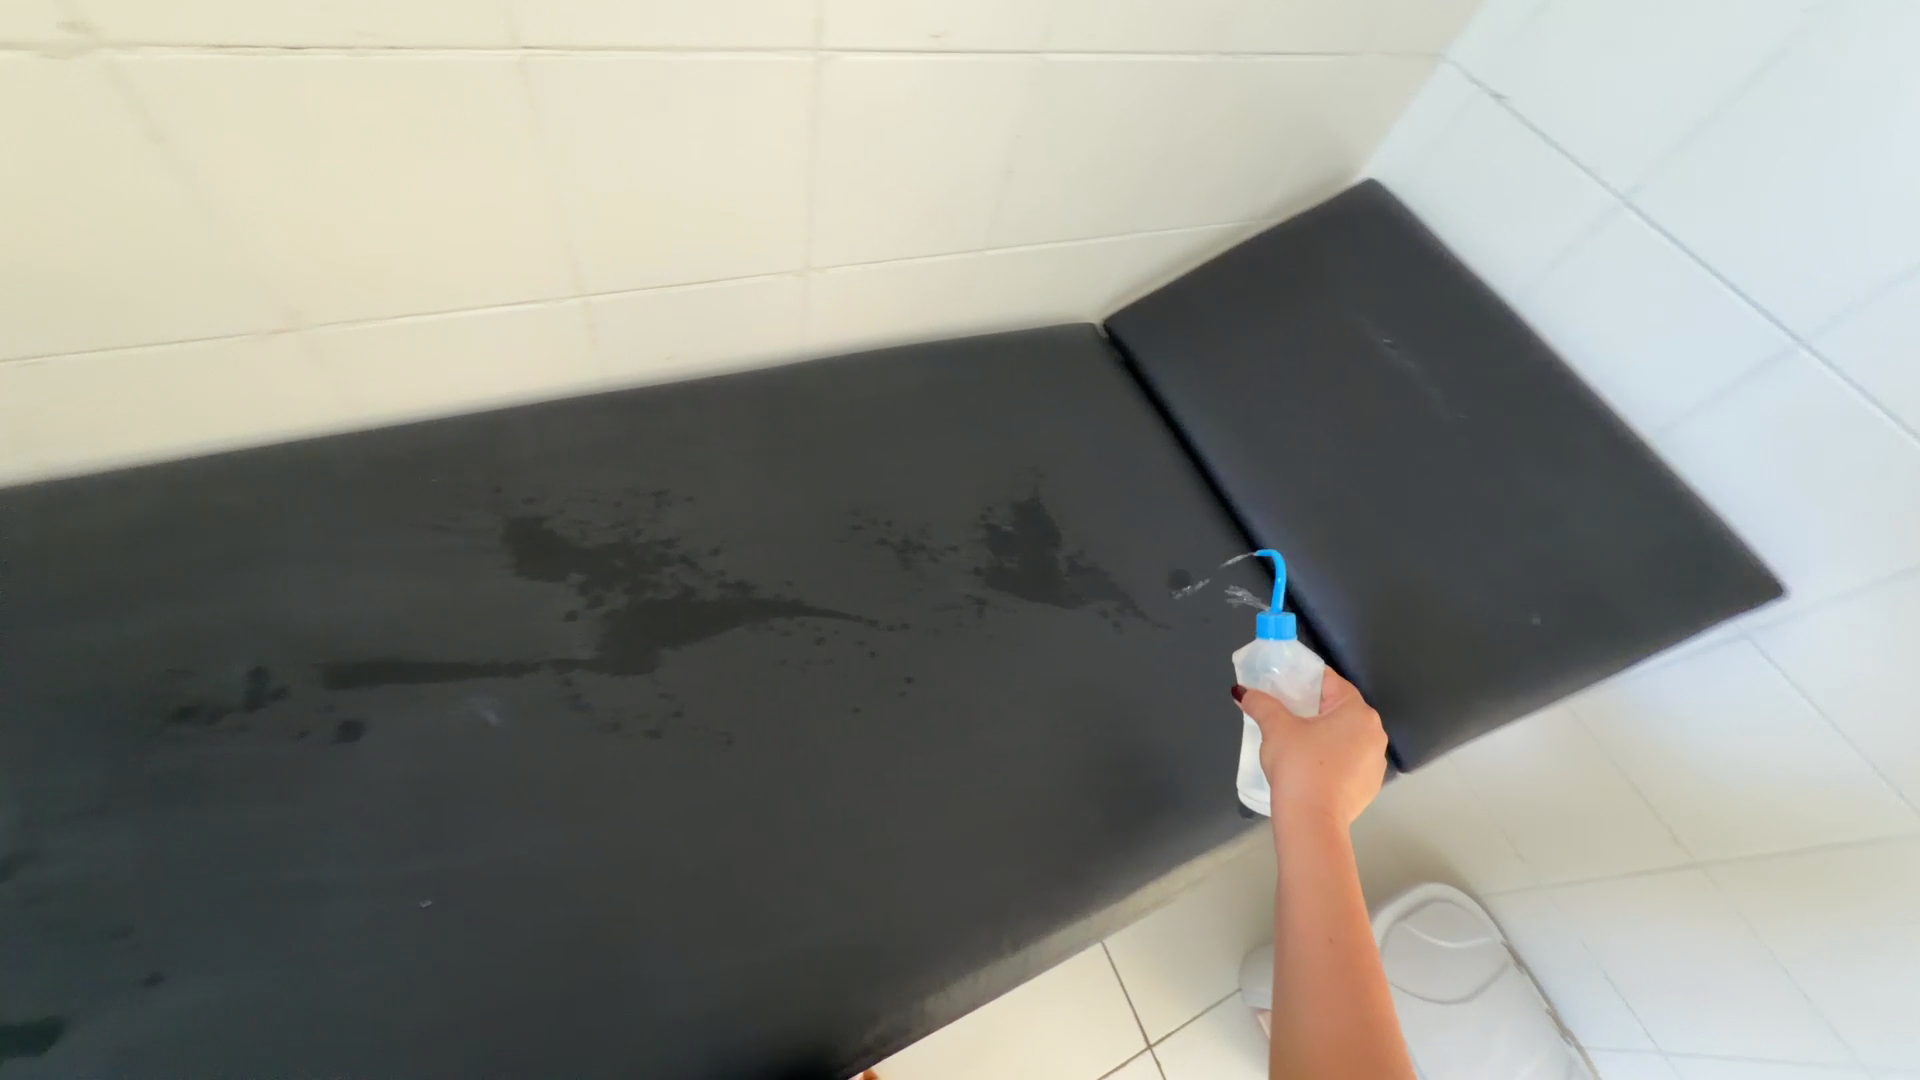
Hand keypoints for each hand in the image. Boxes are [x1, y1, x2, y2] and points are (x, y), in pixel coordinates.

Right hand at [1235, 670, 1387, 827]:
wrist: (1312, 819)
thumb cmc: (1298, 765)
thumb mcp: (1275, 728)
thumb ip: (1260, 704)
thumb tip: (1241, 691)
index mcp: (1357, 712)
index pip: (1331, 682)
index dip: (1304, 678)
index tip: (1283, 682)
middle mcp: (1374, 733)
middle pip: (1339, 708)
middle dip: (1312, 706)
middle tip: (1284, 710)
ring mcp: (1375, 761)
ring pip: (1345, 735)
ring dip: (1323, 732)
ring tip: (1294, 740)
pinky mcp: (1370, 785)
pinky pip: (1349, 759)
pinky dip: (1331, 756)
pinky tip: (1309, 766)